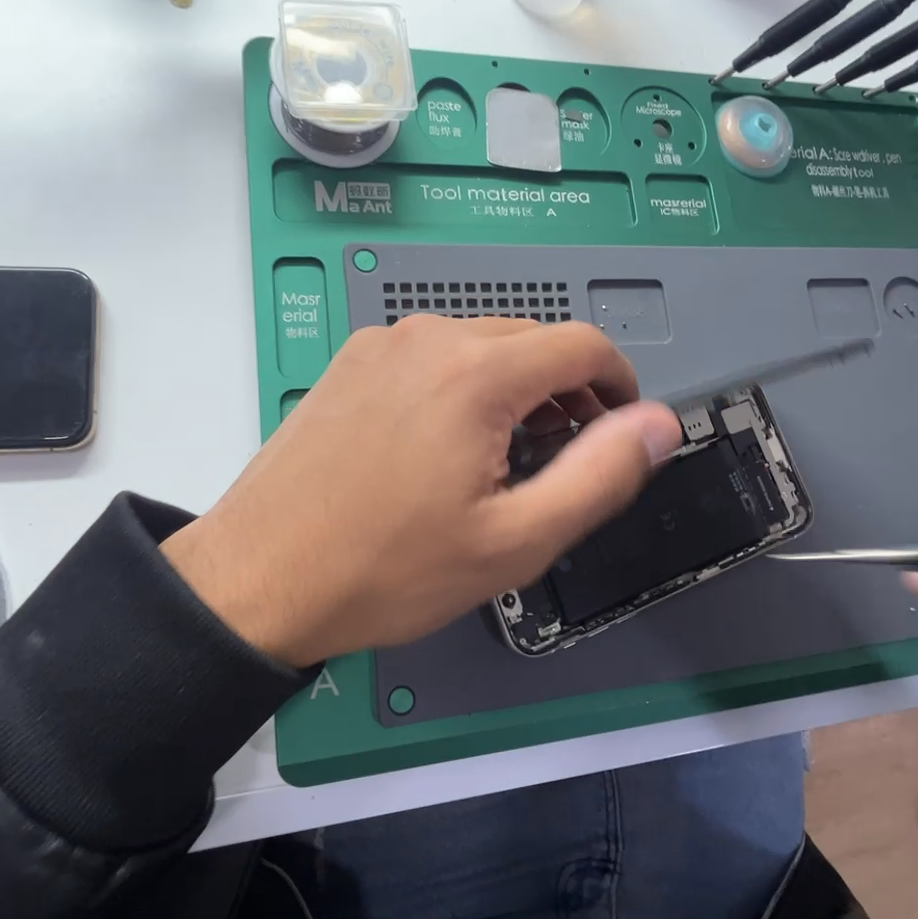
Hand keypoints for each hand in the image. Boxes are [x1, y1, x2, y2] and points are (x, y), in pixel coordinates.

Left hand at [162, 316, 681, 666]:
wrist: (259, 579)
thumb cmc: (386, 570)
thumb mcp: (513, 540)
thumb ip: (600, 475)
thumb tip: (658, 424)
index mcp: (476, 372)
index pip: (583, 344)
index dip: (619, 383)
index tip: (620, 427)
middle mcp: (427, 339)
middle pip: (532, 340)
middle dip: (568, 389)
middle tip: (567, 455)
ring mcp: (380, 346)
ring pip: (480, 345)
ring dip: (515, 387)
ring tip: (509, 456)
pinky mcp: (349, 364)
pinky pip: (430, 355)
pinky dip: (462, 385)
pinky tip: (446, 444)